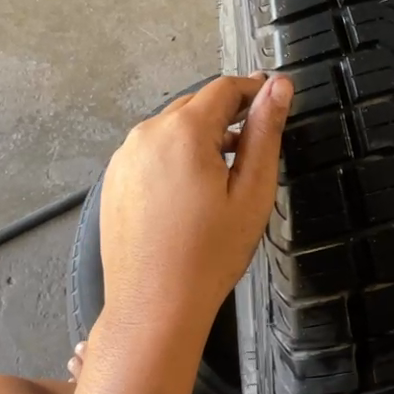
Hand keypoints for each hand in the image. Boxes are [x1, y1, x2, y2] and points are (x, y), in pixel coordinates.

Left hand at [99, 73, 291, 334]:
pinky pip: (151, 154)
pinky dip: (175, 159)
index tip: (273, 97)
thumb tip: (279, 88)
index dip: (253, 89)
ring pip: (172, 129)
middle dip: (227, 115)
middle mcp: (146, 135)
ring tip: (226, 173)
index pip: (223, 88)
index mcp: (183, 132)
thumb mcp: (252, 191)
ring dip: (201, 138)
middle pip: (195, 105)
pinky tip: (193, 193)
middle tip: (256, 140)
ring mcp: (125, 158)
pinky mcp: (114, 181)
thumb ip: (265, 132)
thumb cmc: (208, 255)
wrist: (156, 305)